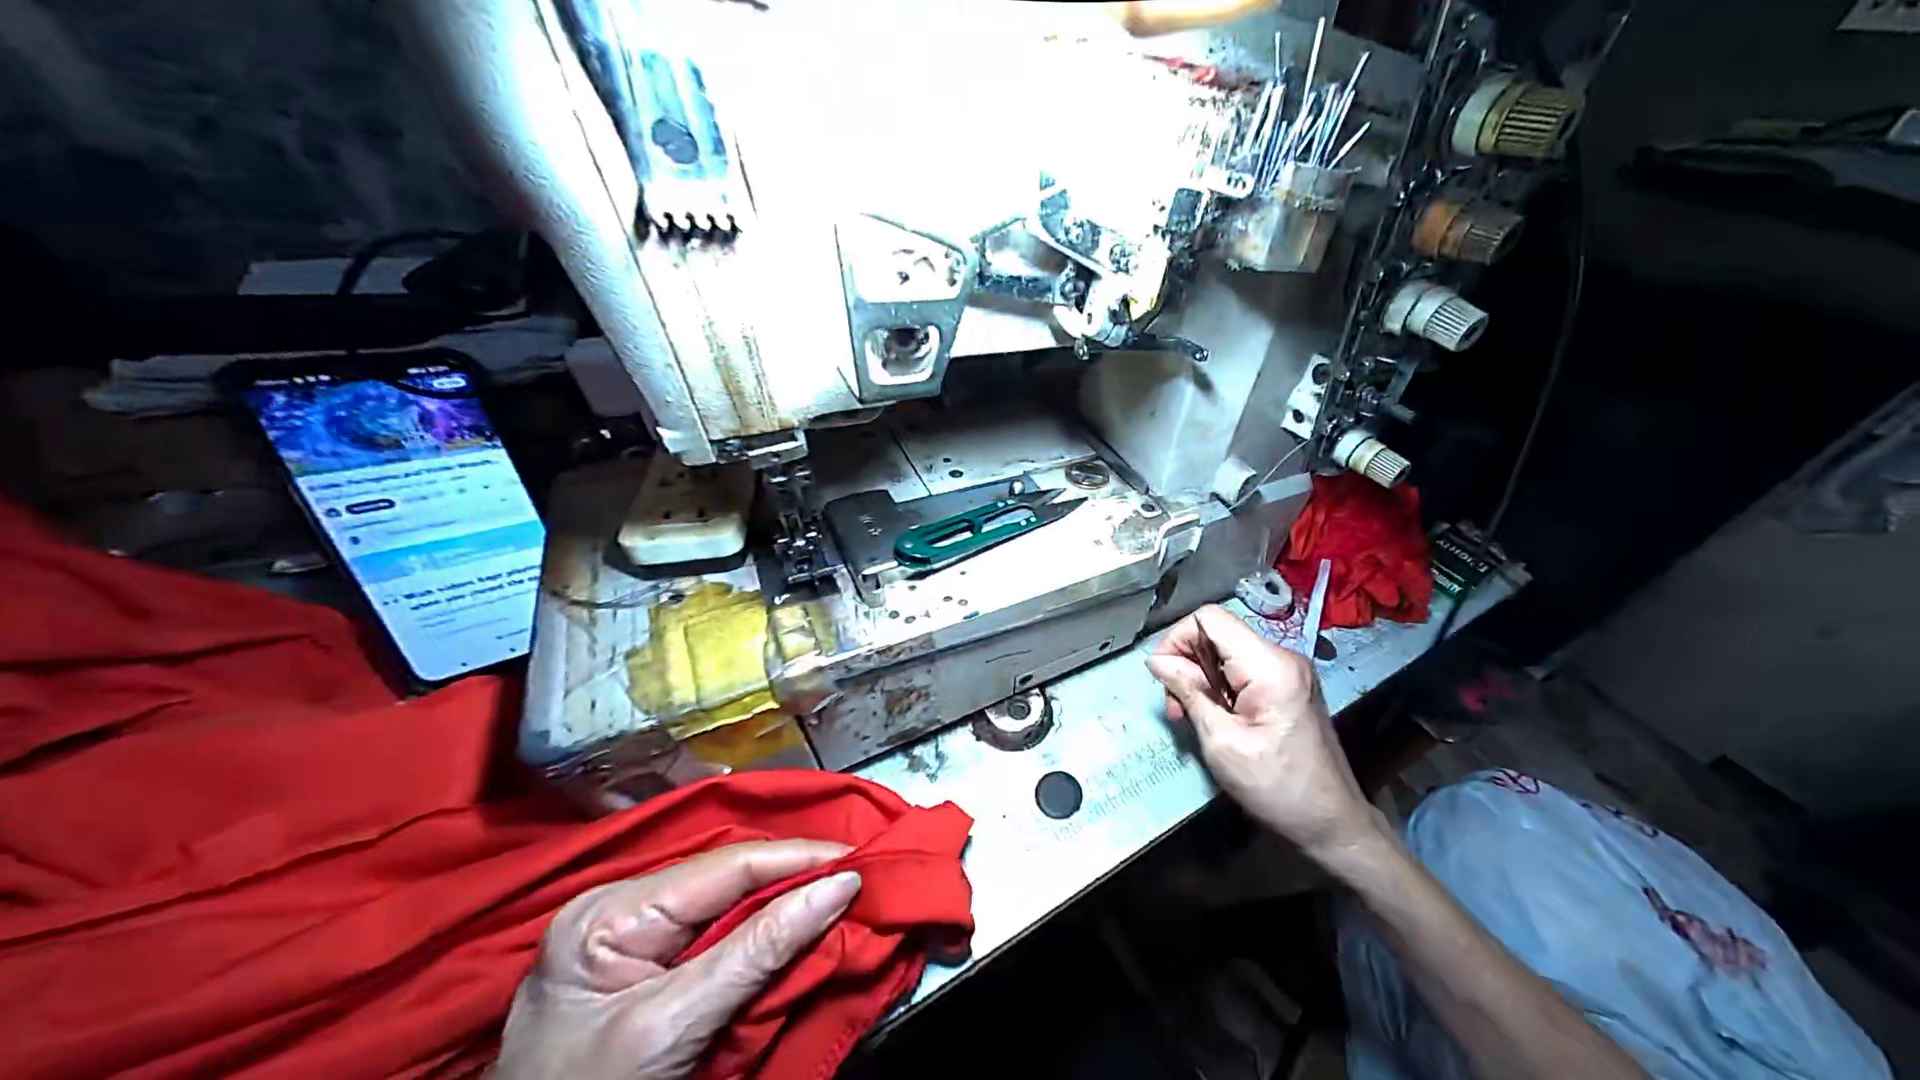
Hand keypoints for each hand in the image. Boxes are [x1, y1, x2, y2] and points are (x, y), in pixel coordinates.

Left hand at [493, 840, 861, 1079]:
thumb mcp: (672, 1025)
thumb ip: (756, 951)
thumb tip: (837, 887)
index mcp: (609, 910)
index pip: (725, 867)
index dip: (796, 859)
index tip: (857, 859)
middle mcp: (622, 907)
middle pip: (727, 879)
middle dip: (792, 877)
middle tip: (857, 874)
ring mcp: (632, 936)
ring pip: (727, 903)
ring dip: (782, 902)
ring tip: (838, 891)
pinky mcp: (647, 967)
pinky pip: (716, 933)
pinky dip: (760, 932)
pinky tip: (795, 924)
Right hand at [1147, 604, 1384, 860]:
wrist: (1331, 822)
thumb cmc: (1275, 787)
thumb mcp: (1220, 741)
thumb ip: (1188, 692)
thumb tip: (1156, 660)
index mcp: (1270, 666)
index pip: (1209, 618)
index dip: (1176, 640)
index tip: (1165, 678)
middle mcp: (1282, 656)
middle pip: (1216, 634)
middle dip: (1186, 664)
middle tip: (1178, 709)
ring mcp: (1288, 669)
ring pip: (1224, 651)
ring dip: (1199, 678)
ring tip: (1192, 716)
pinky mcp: (1287, 684)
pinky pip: (1240, 668)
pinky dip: (1219, 686)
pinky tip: (1215, 716)